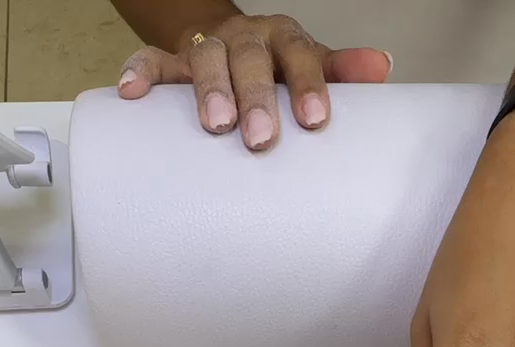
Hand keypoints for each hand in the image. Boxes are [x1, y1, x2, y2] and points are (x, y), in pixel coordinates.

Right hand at [116, 14, 390, 150]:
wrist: (233, 49)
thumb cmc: (278, 72)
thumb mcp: (311, 68)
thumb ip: (342, 72)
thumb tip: (383, 68)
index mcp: (283, 41)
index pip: (298, 56)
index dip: (307, 86)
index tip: (314, 122)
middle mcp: (245, 40)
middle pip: (249, 60)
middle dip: (255, 98)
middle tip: (259, 139)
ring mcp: (208, 48)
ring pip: (205, 60)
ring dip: (208, 90)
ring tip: (214, 125)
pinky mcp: (174, 63)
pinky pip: (154, 62)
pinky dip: (141, 73)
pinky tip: (131, 93)